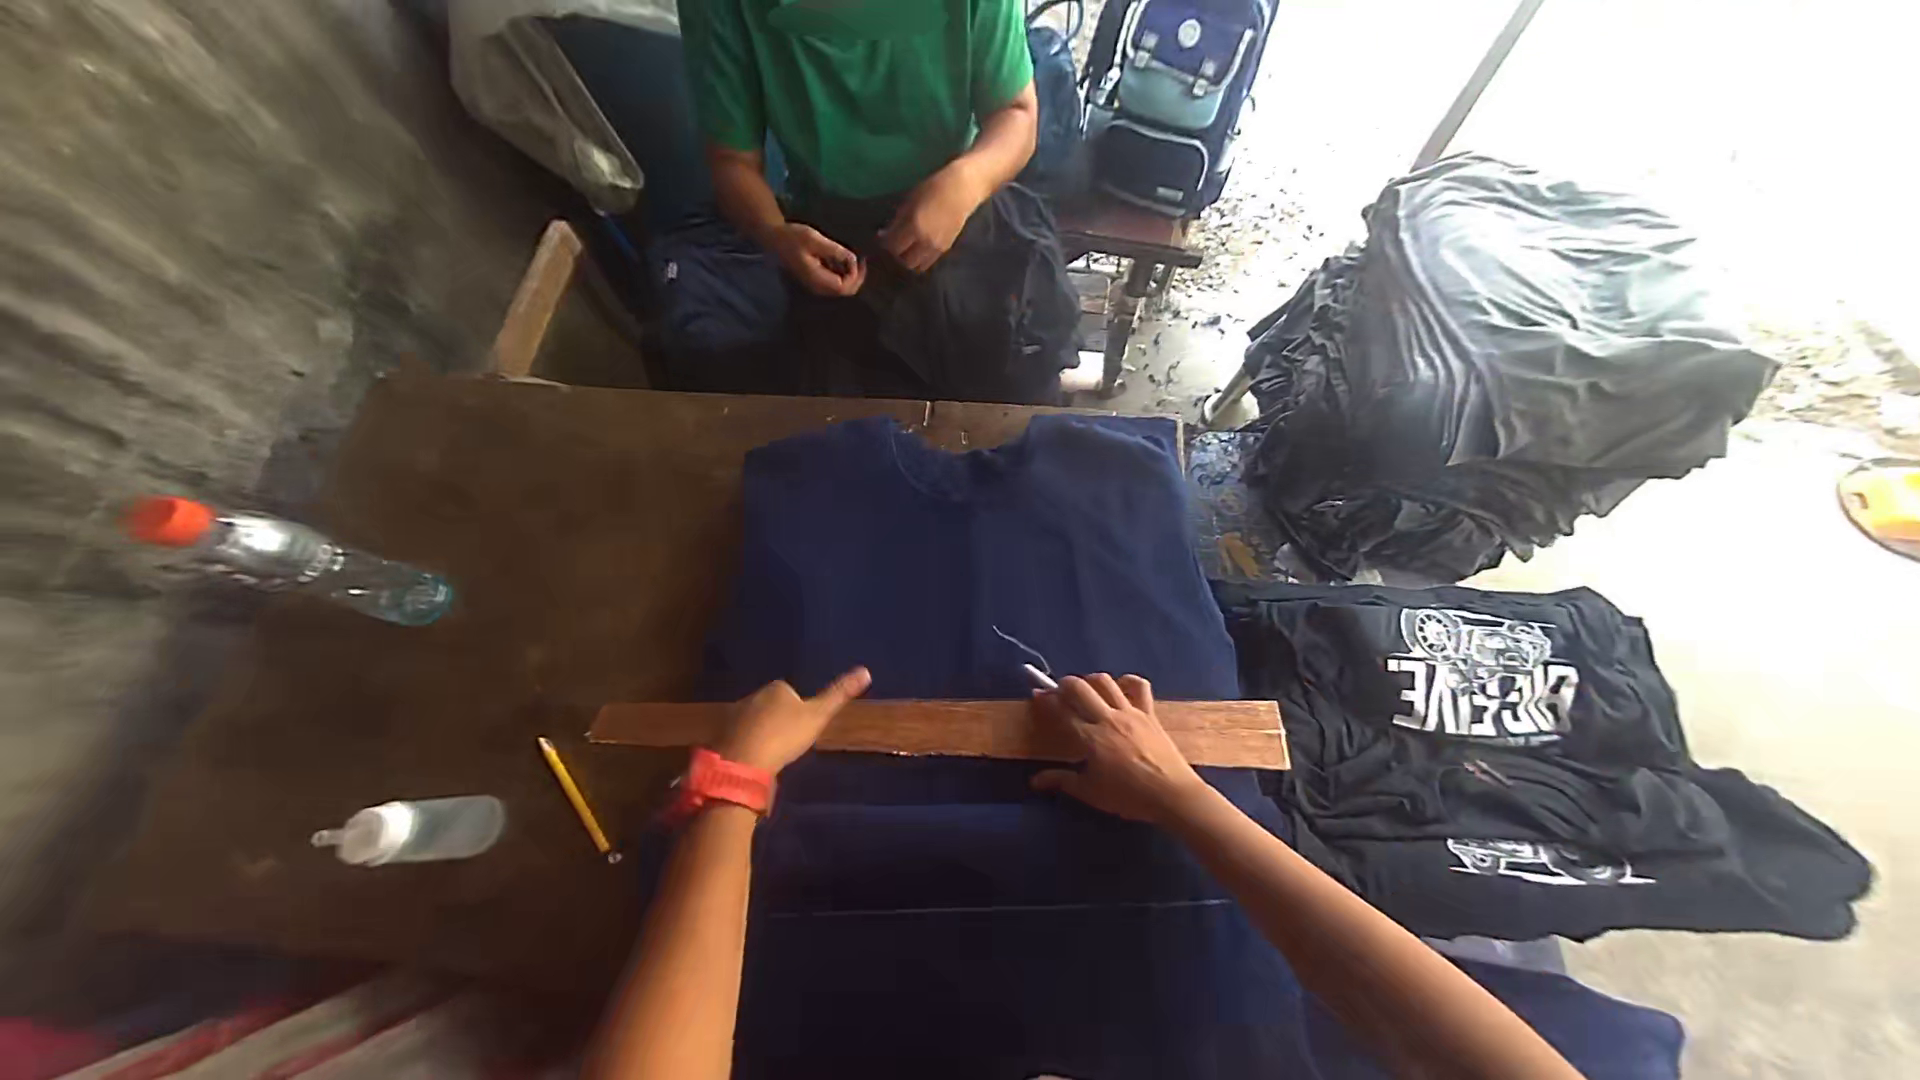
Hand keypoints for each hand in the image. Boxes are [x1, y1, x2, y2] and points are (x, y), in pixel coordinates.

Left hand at [714, 667, 871, 773]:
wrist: (744, 762)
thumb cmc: (784, 735)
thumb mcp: (818, 716)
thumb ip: (838, 694)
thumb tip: (866, 670)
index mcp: (776, 689)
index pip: (789, 692)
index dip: (797, 709)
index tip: (801, 727)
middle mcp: (752, 696)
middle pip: (769, 705)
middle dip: (777, 719)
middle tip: (787, 742)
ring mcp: (733, 716)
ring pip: (752, 721)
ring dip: (760, 732)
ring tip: (769, 753)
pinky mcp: (720, 735)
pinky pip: (738, 737)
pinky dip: (745, 745)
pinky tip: (752, 760)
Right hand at [768, 223, 866, 296]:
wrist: (774, 238)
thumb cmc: (792, 237)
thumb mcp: (814, 239)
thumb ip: (834, 250)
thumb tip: (853, 259)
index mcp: (818, 280)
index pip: (844, 287)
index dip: (855, 276)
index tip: (858, 259)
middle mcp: (818, 287)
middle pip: (844, 291)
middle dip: (856, 277)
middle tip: (862, 260)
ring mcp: (816, 285)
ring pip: (840, 287)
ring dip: (850, 275)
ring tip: (854, 258)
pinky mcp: (815, 280)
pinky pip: (834, 282)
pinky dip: (842, 272)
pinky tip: (842, 260)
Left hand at [879, 164, 986, 272]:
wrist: (961, 190)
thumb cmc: (933, 188)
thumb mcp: (910, 201)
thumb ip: (898, 220)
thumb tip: (884, 234)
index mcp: (914, 226)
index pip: (893, 246)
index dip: (885, 243)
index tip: (882, 237)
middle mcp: (925, 241)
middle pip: (904, 260)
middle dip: (897, 254)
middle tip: (894, 244)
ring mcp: (936, 247)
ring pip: (917, 265)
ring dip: (909, 259)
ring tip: (906, 249)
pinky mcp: (944, 249)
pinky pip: (928, 262)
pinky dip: (920, 259)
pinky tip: (918, 249)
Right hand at [1030, 674, 1212, 823]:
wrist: (1172, 796)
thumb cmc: (1129, 797)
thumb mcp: (1091, 792)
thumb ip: (1062, 781)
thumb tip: (1034, 781)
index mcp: (1090, 738)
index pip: (1061, 710)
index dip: (1046, 699)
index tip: (1038, 694)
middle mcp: (1107, 718)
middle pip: (1079, 687)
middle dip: (1063, 684)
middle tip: (1059, 691)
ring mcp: (1130, 712)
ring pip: (1105, 681)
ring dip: (1090, 679)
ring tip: (1085, 688)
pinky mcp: (1149, 713)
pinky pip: (1139, 686)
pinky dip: (1127, 681)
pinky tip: (1119, 687)